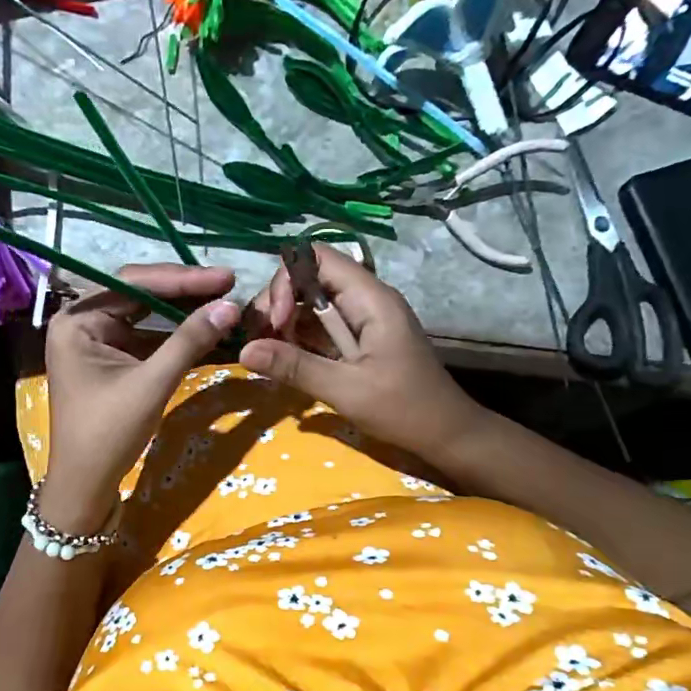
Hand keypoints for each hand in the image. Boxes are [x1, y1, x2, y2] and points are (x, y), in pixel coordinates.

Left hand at [44, 264, 240, 530]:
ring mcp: (97, 340)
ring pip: (147, 314)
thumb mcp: (151, 384)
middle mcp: (83, 321)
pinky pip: (148, 336)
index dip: (182, 279)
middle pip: (140, 293)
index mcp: (77, 320)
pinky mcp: (112, 359)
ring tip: (224, 301)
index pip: (134, 283)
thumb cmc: (108, 433)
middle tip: (229, 285)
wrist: (86, 485)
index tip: (225, 278)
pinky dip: (176, 333)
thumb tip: (231, 306)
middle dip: (185, 291)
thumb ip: (189, 341)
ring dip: (184, 310)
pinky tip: (206, 326)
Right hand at [241, 245, 485, 469]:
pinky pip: (322, 328)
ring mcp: (363, 320)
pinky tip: (283, 360)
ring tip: (266, 353)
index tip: (276, 321)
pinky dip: (299, 340)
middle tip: (262, 341)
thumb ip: (295, 367)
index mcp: (370, 299)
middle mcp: (365, 300)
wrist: (447, 433)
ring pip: (312, 305)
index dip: (287, 280)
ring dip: (285, 324)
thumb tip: (244, 351)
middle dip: (279, 303)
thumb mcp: (346, 389)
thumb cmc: (404, 409)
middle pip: (309, 279)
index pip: (318, 257)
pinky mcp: (360, 341)